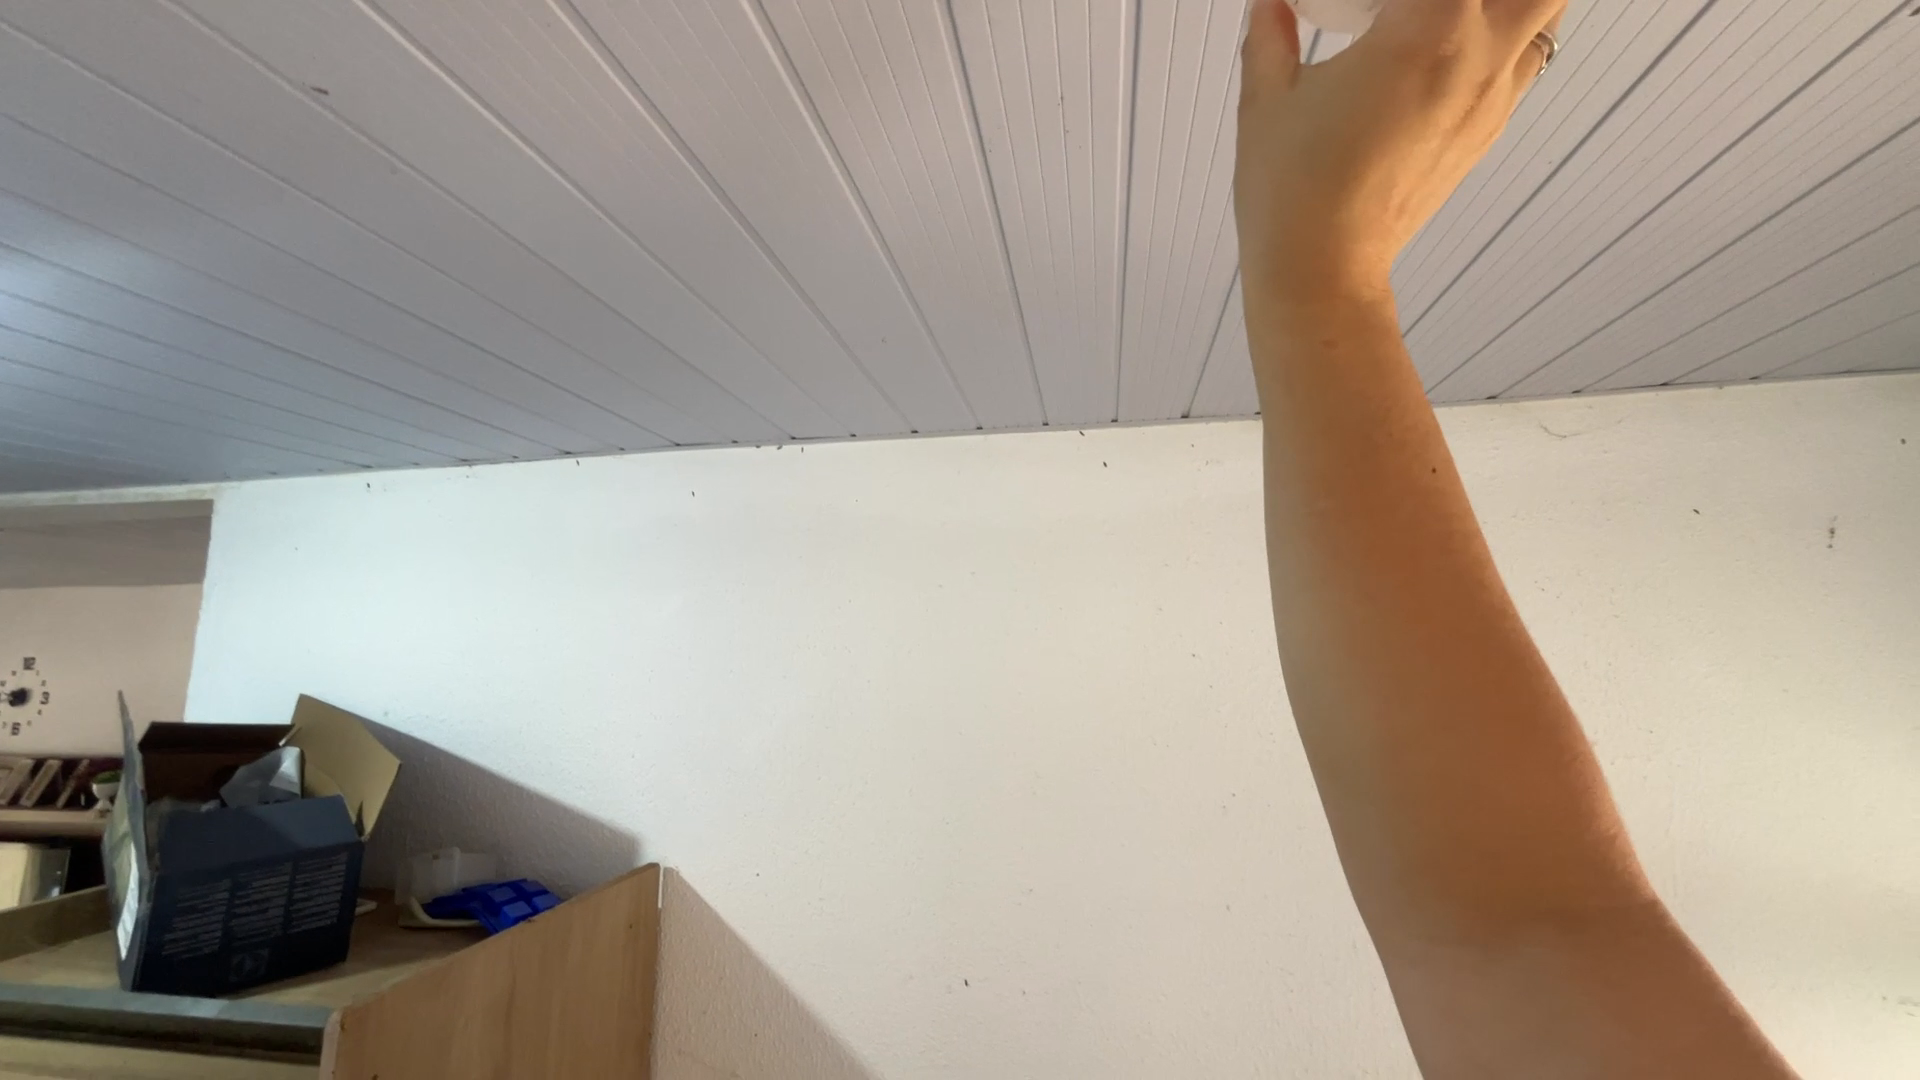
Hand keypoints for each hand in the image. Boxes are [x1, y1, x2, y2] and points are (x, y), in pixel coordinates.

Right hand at [1234, 0, 1565, 304]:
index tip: (1367, 7)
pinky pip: (1526, 61)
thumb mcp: (1265, 103)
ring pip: (1548, 8)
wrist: (1320, 270)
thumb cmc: (1293, 192)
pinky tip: (1450, 59)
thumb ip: (1270, 34)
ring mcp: (1491, 95)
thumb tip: (1268, 3)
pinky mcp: (1486, 132)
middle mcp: (1479, 51)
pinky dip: (1505, 40)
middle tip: (1422, 8)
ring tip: (1454, 16)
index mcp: (1426, 26)